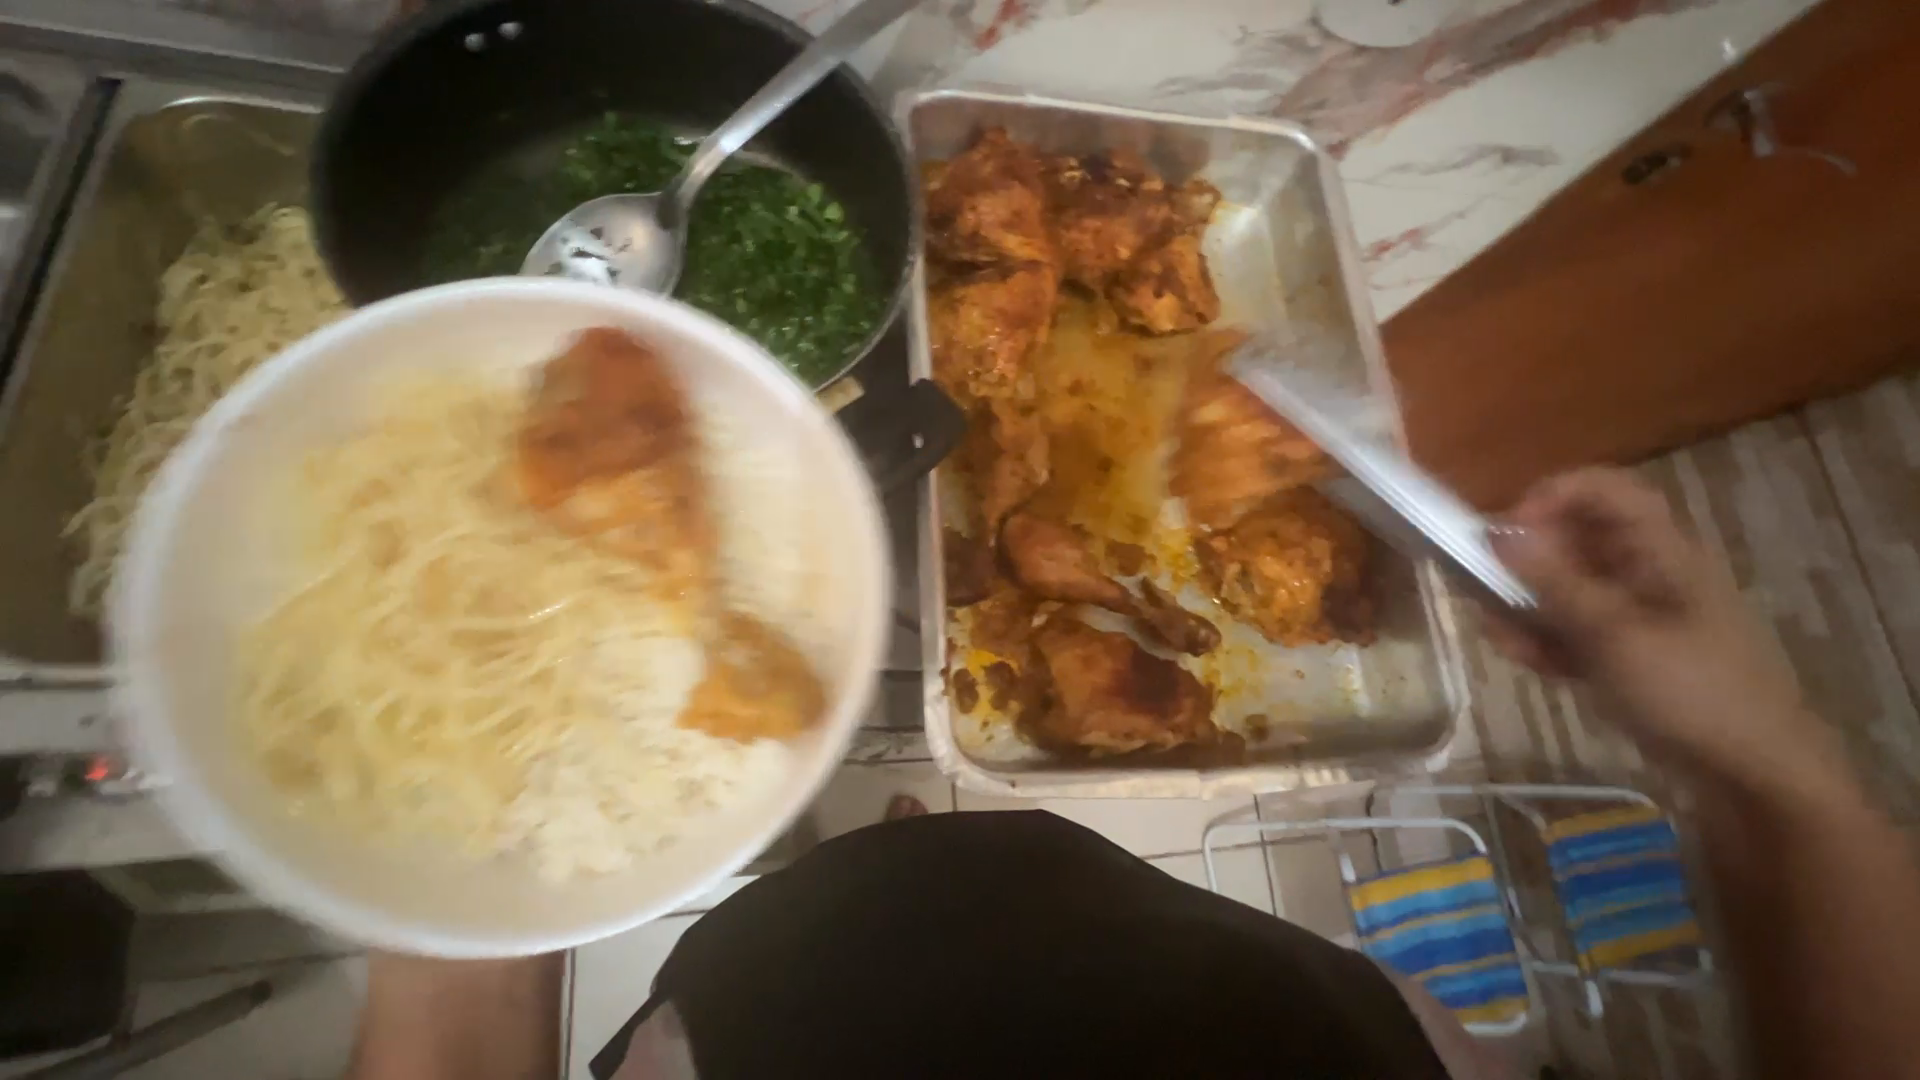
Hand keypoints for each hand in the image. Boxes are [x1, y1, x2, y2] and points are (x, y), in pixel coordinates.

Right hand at [1485, 468, 1845, 796]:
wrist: (1751, 775)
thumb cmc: (1692, 691)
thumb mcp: (1615, 634)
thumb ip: (1553, 581)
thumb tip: (1495, 531)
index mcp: (1658, 553)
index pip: (1601, 491)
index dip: (1549, 497)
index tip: (1505, 533)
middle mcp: (1641, 572)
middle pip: (1568, 539)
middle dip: (1519, 564)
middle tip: (1484, 593)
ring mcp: (1629, 612)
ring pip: (1556, 587)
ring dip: (1520, 608)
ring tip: (1504, 640)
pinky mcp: (1616, 649)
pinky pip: (1563, 627)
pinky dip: (1539, 640)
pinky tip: (1526, 661)